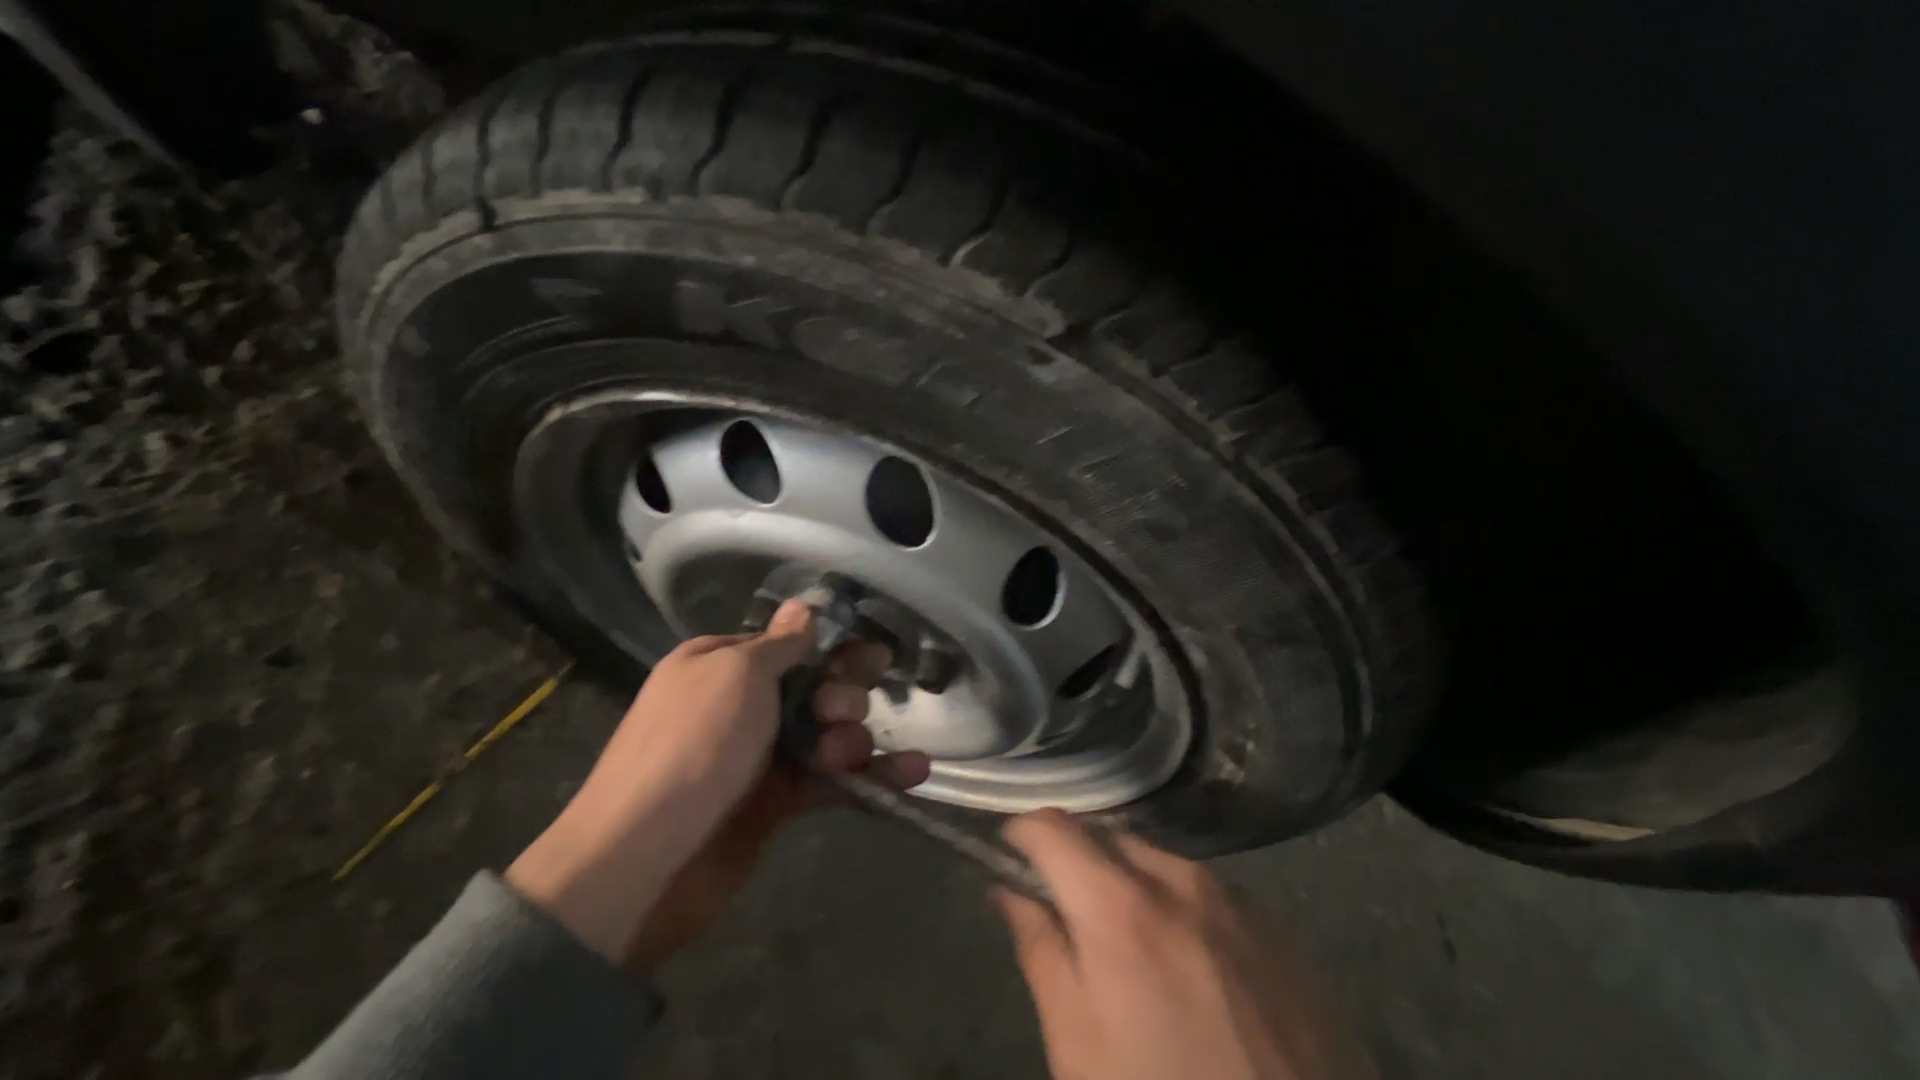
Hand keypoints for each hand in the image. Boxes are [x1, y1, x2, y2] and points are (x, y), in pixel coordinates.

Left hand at [505, 599, 930, 970]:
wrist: (645, 858)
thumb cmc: (693, 746)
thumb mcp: (736, 675)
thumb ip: (780, 644)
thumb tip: (802, 608)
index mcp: (721, 665)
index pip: (789, 645)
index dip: (831, 649)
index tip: (870, 655)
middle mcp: (741, 706)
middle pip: (816, 688)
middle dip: (843, 694)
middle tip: (841, 712)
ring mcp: (759, 756)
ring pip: (828, 734)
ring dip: (854, 738)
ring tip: (847, 755)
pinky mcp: (775, 804)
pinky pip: (830, 781)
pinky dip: (868, 778)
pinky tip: (913, 773)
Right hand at [996, 811, 1374, 1079]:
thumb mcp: (1078, 1044)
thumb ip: (1040, 951)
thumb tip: (1007, 890)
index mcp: (1121, 905)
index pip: (1052, 826)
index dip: (1019, 834)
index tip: (1007, 858)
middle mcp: (1180, 879)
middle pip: (1107, 837)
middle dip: (1074, 861)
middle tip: (1062, 915)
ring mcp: (1236, 897)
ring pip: (1159, 861)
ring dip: (1128, 882)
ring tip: (1127, 948)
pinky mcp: (1277, 924)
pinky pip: (1207, 890)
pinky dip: (1178, 905)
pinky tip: (1188, 965)